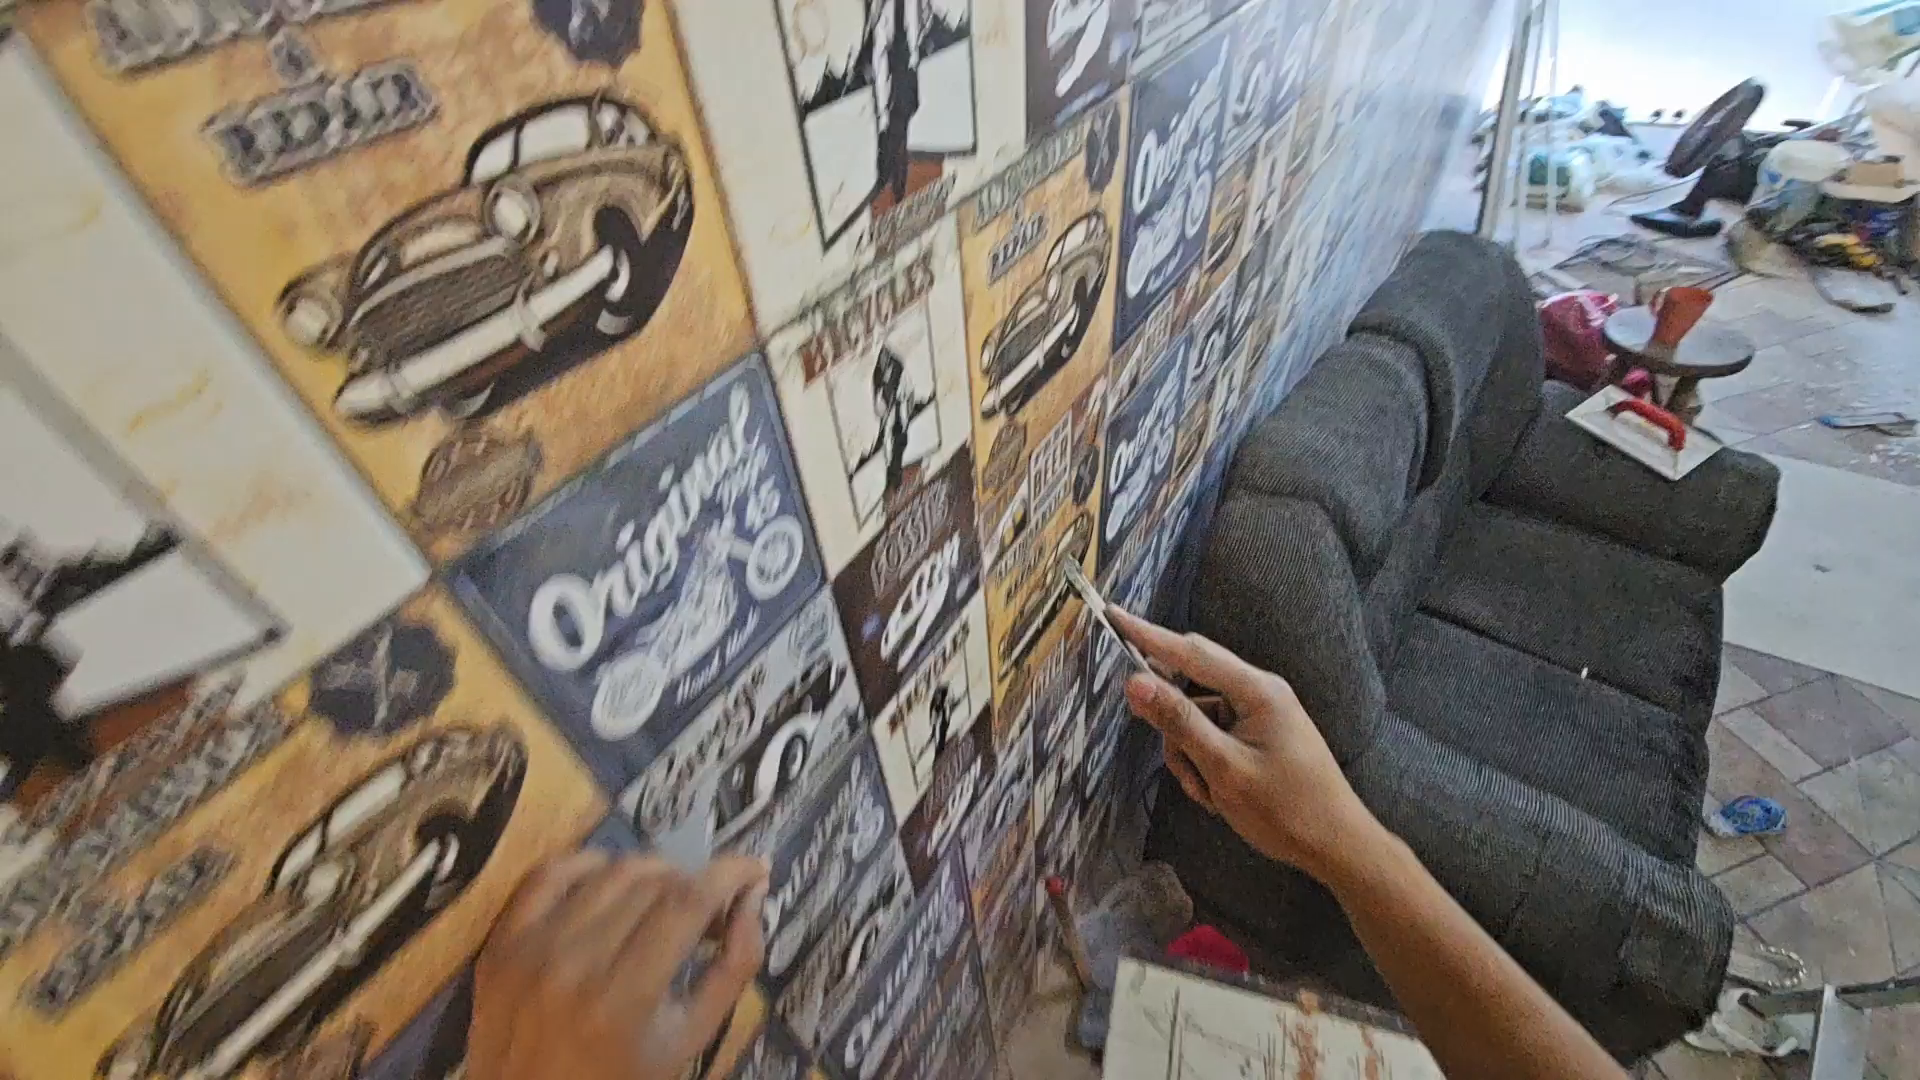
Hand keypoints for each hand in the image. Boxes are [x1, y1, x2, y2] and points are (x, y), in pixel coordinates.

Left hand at [468, 853, 768, 1079]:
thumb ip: (736, 963)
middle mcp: (574, 965)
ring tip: (664, 900)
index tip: (754, 870)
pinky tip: (610, 882)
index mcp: (624, 998)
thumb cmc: (622, 1079)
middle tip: (709, 908)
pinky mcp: (502, 943)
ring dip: (653, 873)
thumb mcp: (693, 1037)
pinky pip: (553, 871)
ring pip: (614, 870)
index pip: (689, 901)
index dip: (731, 873)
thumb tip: (753, 893)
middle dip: (696, 883)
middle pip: (656, 882)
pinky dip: (591, 864)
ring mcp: (531, 950)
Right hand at [1110, 608, 1384, 882]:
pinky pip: (1210, 732)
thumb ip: (1178, 721)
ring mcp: (1256, 712)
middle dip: (1169, 714)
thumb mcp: (1224, 768)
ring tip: (1205, 792)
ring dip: (1188, 751)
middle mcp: (1258, 690)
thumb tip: (1134, 681)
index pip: (1190, 652)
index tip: (1113, 615)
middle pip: (1192, 680)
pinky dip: (1202, 760)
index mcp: (1257, 690)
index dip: (1147, 635)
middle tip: (1148, 728)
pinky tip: (1214, 793)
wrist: (1339, 849)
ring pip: (1195, 714)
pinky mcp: (1254, 732)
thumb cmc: (1287, 810)